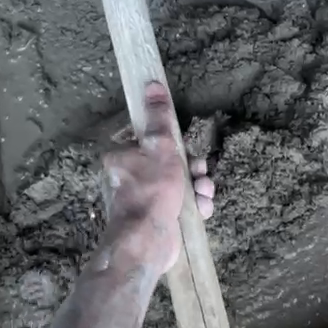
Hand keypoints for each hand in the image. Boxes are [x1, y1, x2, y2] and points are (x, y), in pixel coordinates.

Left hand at [102, 81, 212, 274]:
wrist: (147, 243)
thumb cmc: (151, 190)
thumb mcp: (160, 147)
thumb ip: (160, 118)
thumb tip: (152, 83)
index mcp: (123, 159)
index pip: (154, 143)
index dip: (176, 145)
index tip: (188, 151)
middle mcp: (131, 179)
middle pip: (172, 164)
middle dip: (193, 169)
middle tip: (201, 173)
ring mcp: (146, 201)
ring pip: (181, 185)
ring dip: (199, 187)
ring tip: (204, 193)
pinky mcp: (160, 219)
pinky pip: (183, 206)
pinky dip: (195, 206)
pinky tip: (201, 209)